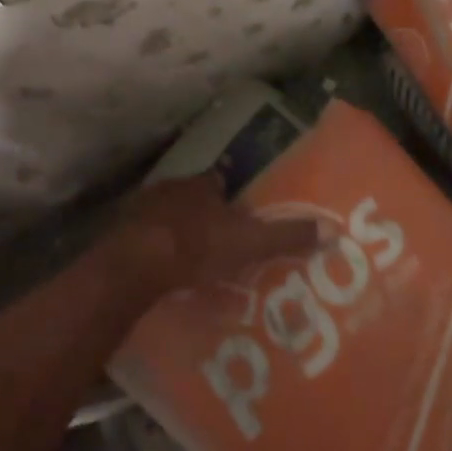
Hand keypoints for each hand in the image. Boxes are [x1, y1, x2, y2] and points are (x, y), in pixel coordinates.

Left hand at [104, 175, 321, 297]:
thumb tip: (332, 229)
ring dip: (177, 231)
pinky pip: (143, 239)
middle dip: (203, 214)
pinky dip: (154, 250)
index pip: (219, 180)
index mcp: (201, 185)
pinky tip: (163, 270)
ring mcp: (139, 211)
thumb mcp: (249, 243)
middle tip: (218, 238)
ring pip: (165, 217)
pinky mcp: (119, 236)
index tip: (239, 211)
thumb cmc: (197, 246)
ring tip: (192, 259)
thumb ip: (286, 236)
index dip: (230, 194)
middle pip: (191, 198)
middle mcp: (169, 189)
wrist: (134, 265)